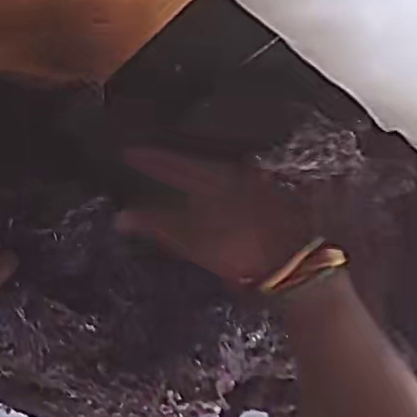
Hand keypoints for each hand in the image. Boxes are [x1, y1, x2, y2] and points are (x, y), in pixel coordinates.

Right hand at [115, 148, 310, 288]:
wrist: (295, 264)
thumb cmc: (241, 251)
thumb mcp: (192, 240)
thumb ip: (156, 225)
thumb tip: (121, 217)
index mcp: (213, 179)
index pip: (173, 164)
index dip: (150, 159)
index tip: (129, 152)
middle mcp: (234, 176)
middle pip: (195, 163)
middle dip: (169, 161)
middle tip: (148, 158)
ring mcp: (253, 186)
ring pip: (215, 172)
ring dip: (193, 171)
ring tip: (175, 172)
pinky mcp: (267, 200)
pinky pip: (232, 183)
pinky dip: (213, 184)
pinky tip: (207, 191)